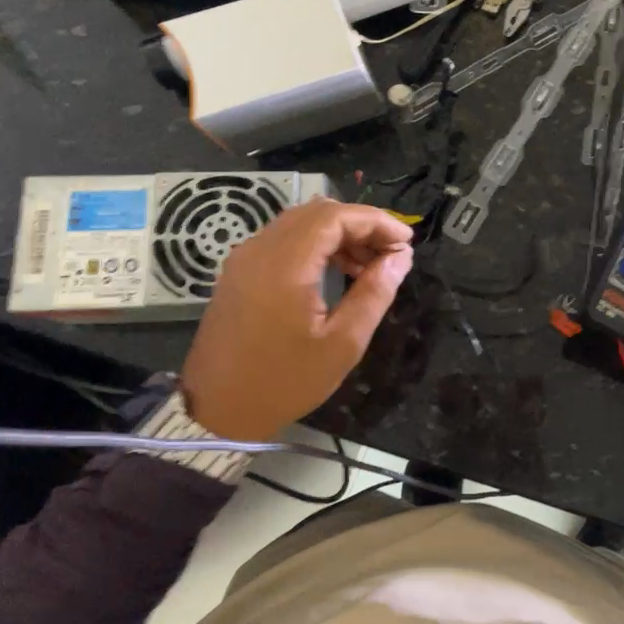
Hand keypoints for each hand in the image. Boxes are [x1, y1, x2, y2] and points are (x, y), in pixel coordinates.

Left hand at [181, 198, 413, 441]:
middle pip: (317, 213)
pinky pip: (283, 241)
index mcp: (285, 265)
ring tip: (371, 264)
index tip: (406, 241)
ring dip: (339, 234)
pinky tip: (338, 272)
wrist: (217, 410)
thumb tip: (400, 257)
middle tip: (393, 251)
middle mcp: (260, 250)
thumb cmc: (285, 381)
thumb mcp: (343, 343)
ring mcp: (244, 260)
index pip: (335, 217)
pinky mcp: (239, 273)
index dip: (376, 221)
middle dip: (361, 224)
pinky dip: (316, 245)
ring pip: (299, 223)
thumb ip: (374, 293)